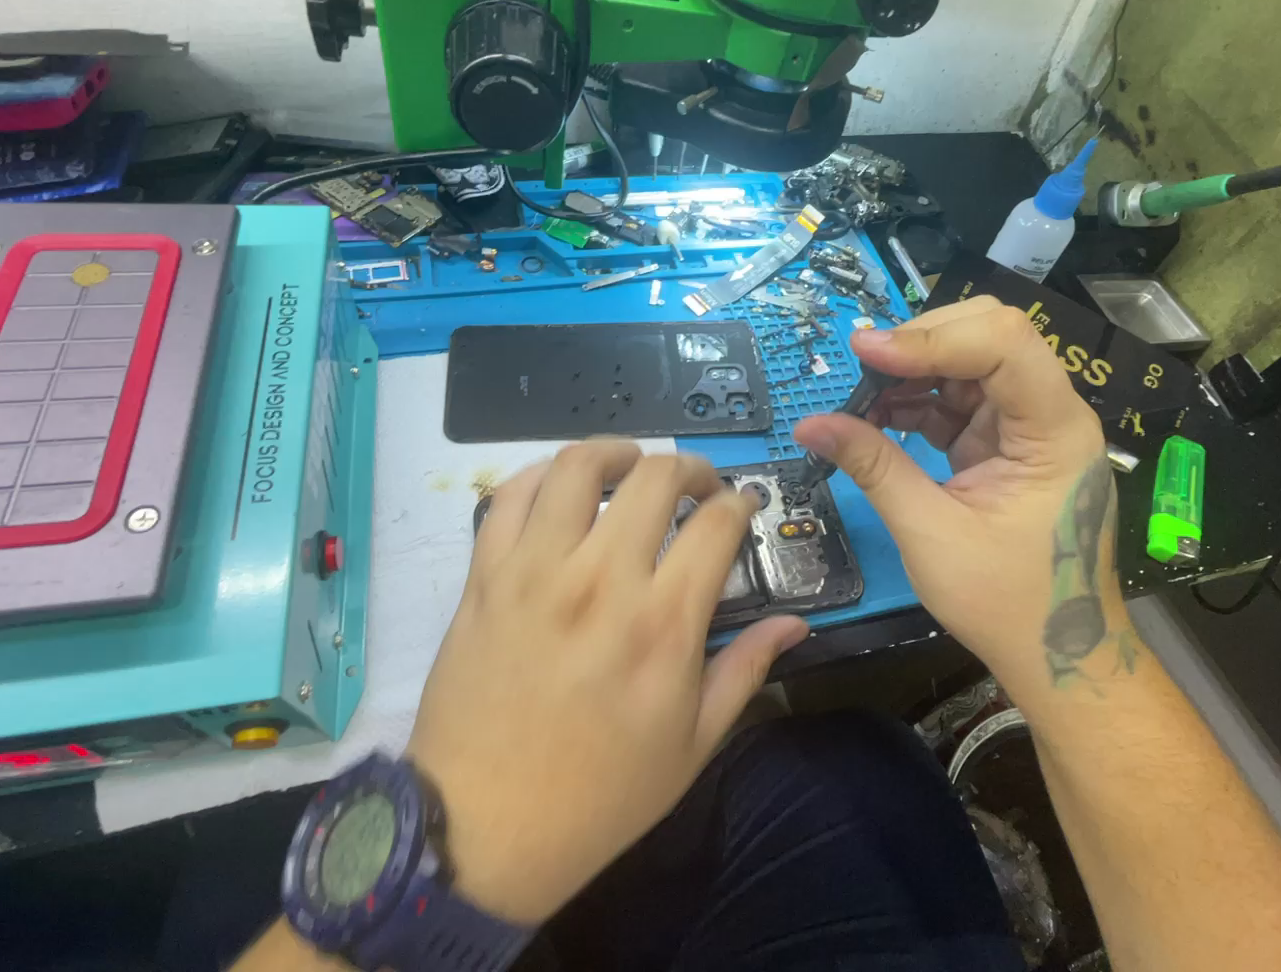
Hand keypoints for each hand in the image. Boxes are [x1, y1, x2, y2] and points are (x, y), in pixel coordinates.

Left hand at [404, 442, 808, 925]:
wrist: (484, 828)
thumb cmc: (600, 795)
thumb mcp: (693, 744)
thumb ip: (747, 670)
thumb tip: (796, 623)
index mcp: (663, 623)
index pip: (716, 524)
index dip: (739, 504)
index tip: (741, 508)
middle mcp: (600, 579)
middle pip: (655, 477)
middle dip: (690, 469)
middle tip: (696, 488)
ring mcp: (534, 571)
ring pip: (576, 467)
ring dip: (614, 452)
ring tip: (629, 466)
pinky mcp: (484, 576)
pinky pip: (508, 496)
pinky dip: (540, 475)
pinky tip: (560, 489)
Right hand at [793, 297, 1128, 704]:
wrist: (1056, 654)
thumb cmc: (1007, 603)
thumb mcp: (930, 533)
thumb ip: (873, 468)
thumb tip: (810, 424)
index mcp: (1054, 430)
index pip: (1003, 344)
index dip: (930, 337)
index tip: (864, 351)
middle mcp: (1049, 413)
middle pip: (990, 337)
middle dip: (921, 343)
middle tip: (861, 365)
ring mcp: (1028, 427)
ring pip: (969, 364)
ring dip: (911, 374)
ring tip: (858, 399)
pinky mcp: (1005, 445)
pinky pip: (958, 403)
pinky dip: (915, 405)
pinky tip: (876, 421)